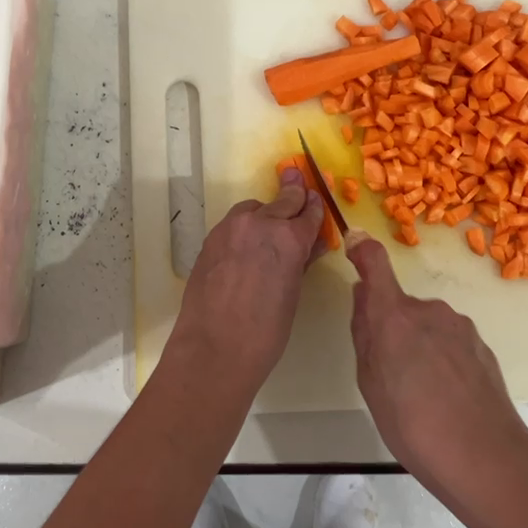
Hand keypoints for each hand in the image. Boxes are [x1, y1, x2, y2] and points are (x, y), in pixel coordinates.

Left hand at [170, 167, 326, 386]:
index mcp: (288, 238)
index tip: (317, 199)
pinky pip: (234, 224)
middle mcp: (259, 223)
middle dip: (293, 195)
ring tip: (271, 224)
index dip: (315, 208)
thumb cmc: (265, 331)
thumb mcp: (292, 293)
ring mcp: (230, 228)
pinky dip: (245, 227)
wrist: (214, 347)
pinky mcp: (210, 239)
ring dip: (265, 213)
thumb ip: (300, 261)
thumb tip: (308, 246)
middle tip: (297, 180)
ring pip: (254, 209)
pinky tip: (247, 244)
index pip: (308, 213)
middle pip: (282, 201)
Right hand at [347, 239, 527, 491]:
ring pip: (427, 326)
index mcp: (393, 315)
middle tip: (388, 373)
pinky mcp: (482, 347)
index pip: (375, 263)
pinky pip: (450, 343)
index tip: (354, 247)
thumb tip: (363, 296)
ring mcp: (461, 328)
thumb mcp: (370, 382)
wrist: (485, 459)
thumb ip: (364, 334)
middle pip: (400, 306)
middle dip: (391, 328)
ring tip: (419, 394)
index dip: (362, 251)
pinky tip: (445, 398)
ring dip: (418, 346)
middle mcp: (428, 310)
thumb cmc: (411, 424)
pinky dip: (441, 361)